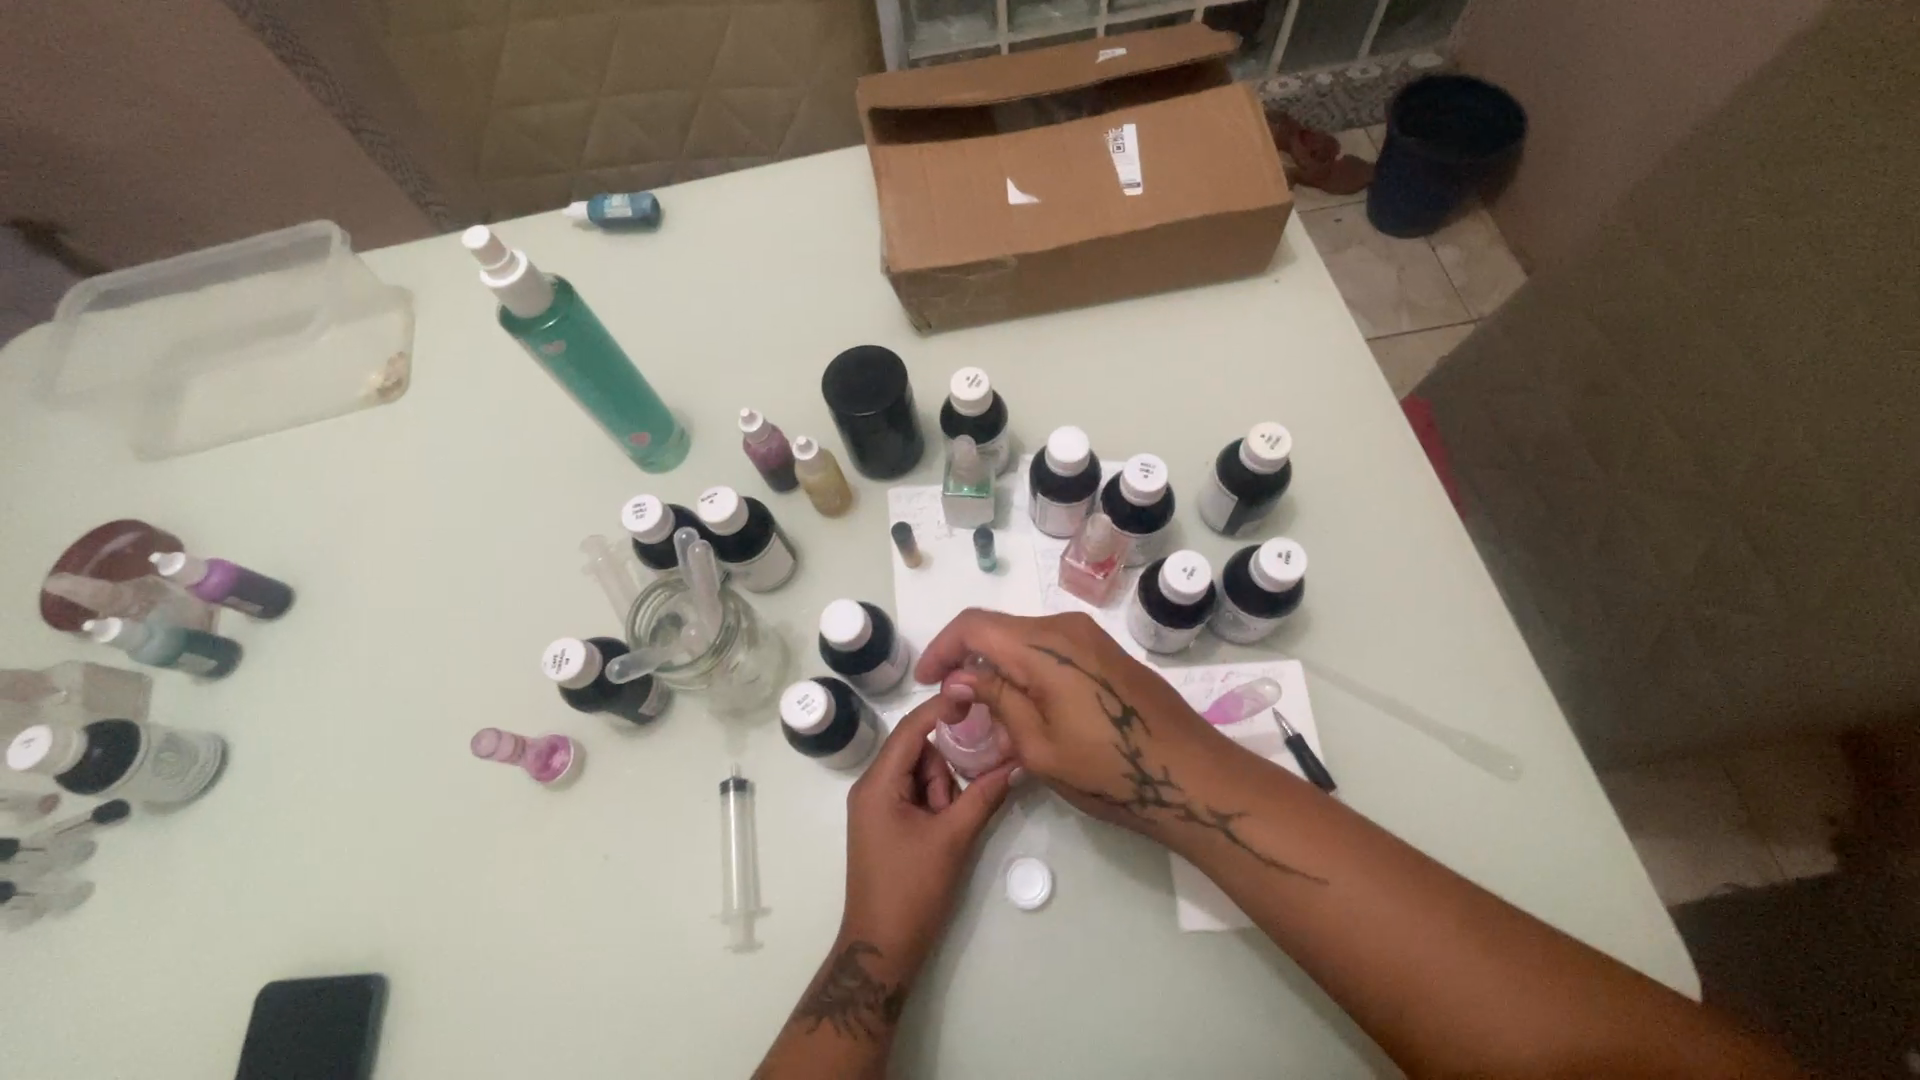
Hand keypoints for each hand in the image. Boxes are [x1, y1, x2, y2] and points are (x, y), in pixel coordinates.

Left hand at [840, 693, 1015, 975]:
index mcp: (878, 783)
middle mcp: (872, 787)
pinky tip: (948, 829)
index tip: (976, 695)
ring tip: (949, 828)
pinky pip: (916, 795)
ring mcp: (877, 806)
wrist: (882, 948)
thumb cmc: (912, 890)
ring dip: (943, 790)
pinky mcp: (887, 824)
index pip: (912, 728)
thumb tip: (1017, 762)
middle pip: (918, 751)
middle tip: (958, 805)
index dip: (942, 709)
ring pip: (921, 774)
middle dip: (946, 769)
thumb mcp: (953, 839)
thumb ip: (984, 795)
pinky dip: (937, 803)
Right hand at [914, 610, 1225, 835]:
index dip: (941, 648)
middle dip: (968, 659)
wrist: (1193, 777)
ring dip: (998, 666)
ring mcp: (1092, 638)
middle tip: (953, 703)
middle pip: (999, 628)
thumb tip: (960, 675)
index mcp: (1044, 646)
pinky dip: (1027, 670)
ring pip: (1026, 639)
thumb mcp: (1039, 746)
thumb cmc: (1109, 770)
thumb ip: (997, 700)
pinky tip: (1026, 708)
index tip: (925, 681)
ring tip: (986, 712)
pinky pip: (1053, 650)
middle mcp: (1067, 627)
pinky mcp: (1108, 654)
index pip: (974, 626)